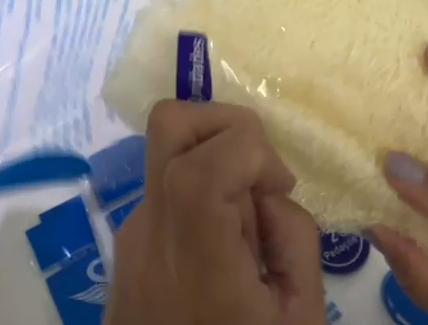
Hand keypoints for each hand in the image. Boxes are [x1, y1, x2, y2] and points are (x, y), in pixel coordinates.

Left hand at [105, 100, 326, 324]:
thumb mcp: (300, 320)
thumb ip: (296, 239)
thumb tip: (268, 190)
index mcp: (196, 259)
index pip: (205, 163)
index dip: (252, 151)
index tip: (280, 188)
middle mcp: (151, 230)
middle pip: (169, 123)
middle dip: (227, 126)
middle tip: (260, 181)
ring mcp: (132, 230)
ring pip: (166, 147)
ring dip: (215, 155)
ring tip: (243, 218)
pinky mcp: (127, 238)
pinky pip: (164, 182)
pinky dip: (200, 185)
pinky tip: (222, 242)